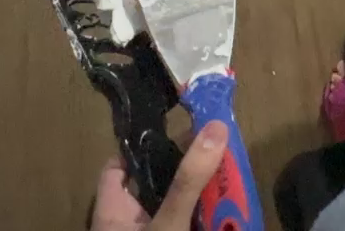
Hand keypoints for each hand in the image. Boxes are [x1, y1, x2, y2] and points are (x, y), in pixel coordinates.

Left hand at [91, 121, 226, 230]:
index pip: (117, 168)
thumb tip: (216, 126)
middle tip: (218, 144)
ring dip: (202, 192)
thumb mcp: (167, 224)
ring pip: (177, 202)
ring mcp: (153, 230)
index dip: (141, 145)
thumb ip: (188, 180)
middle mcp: (130, 222)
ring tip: (231, 171)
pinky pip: (189, 222)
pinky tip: (228, 208)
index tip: (175, 124)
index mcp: (113, 212)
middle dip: (188, 163)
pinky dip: (206, 216)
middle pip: (157, 180)